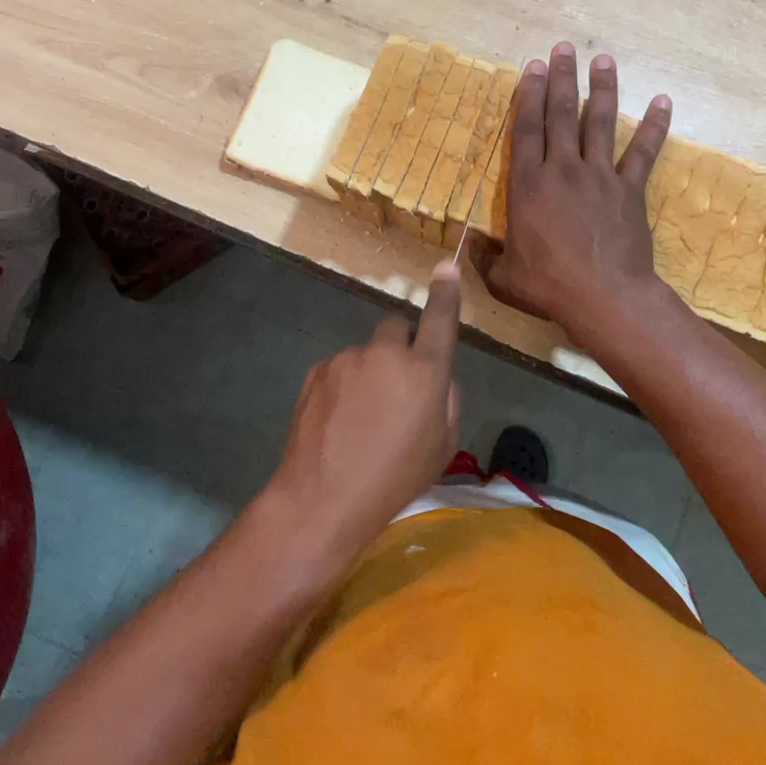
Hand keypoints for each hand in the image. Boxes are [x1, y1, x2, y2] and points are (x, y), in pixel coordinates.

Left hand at [265, 262, 462, 554]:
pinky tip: (338, 421)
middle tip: (399, 388)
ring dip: (370, 373)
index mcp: (425, 372)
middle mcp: (386, 354)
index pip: (440, 320)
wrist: (324, 496)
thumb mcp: (444, 447)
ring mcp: (346, 359)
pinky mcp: (317, 371)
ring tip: (361, 419)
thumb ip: (448, 401)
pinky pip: (340, 369)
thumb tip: (438, 378)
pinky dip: (344, 386)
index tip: (447, 267)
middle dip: (402, 348)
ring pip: (366, 354)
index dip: (446, 293)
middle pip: (398, 329)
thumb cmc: (395, 479)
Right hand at [471, 42, 672, 346]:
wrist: (604, 296)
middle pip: (560, 115)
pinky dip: (654, 127)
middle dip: (561, 79)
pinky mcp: (629, 190)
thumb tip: (468, 248)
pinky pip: (643, 153)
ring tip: (603, 60)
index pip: (525, 130)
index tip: (531, 67)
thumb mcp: (503, 279)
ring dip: (601, 89)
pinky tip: (663, 102)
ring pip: (600, 123)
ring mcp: (600, 177)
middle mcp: (563, 171)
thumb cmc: (548, 287)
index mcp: (528, 187)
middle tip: (563, 48)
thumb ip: (485, 259)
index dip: (527, 96)